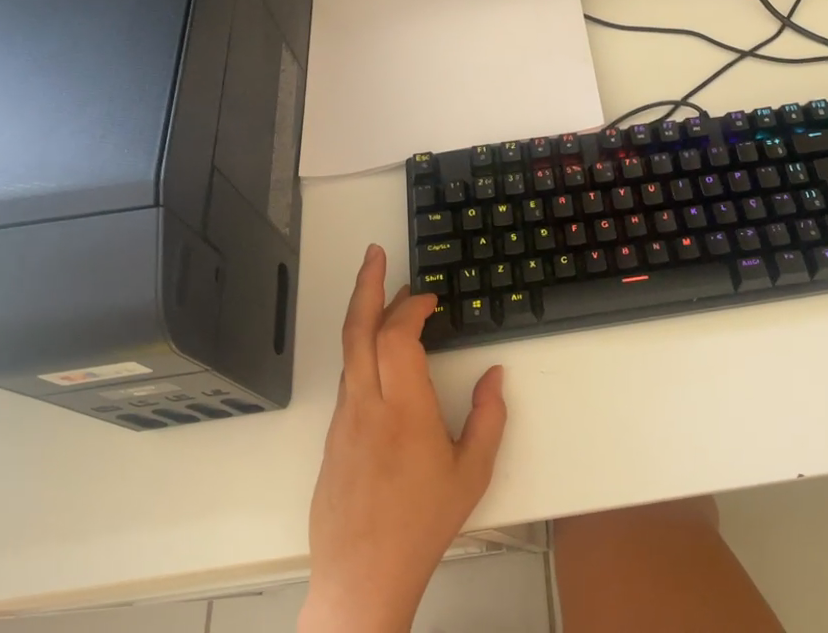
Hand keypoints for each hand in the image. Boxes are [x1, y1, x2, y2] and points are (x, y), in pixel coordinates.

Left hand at [299, 245, 506, 632]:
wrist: (362, 574)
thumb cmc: (422, 524)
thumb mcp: (472, 473)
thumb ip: (488, 417)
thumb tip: (495, 375)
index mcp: (404, 410)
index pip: (398, 337)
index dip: (413, 307)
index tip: (431, 298)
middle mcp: (366, 405)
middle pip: (357, 329)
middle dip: (367, 284)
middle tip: (376, 253)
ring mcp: (343, 420)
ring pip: (348, 352)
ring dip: (365, 316)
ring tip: (387, 299)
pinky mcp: (331, 436)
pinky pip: (348, 380)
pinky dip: (362, 351)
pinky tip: (381, 357)